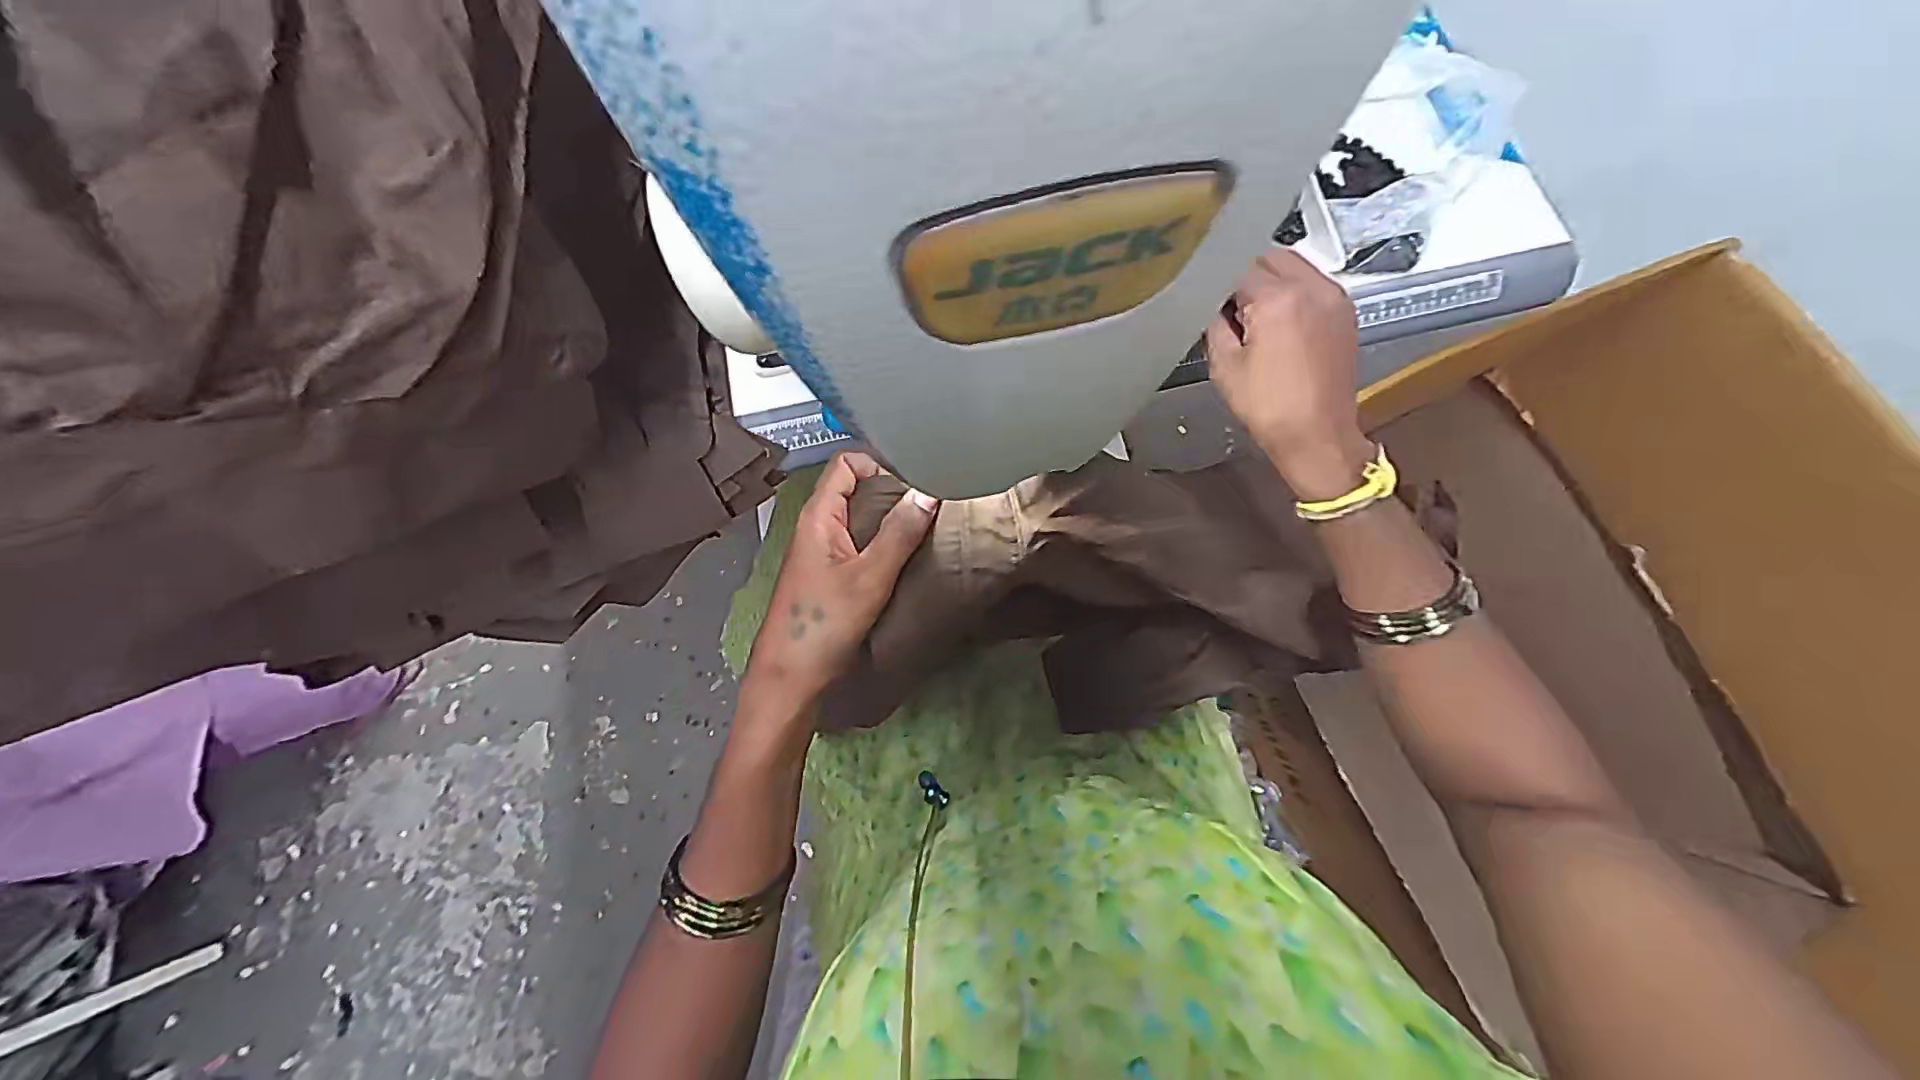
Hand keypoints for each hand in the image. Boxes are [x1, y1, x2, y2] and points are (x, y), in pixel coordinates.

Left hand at [740, 452, 937, 727]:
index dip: (880, 462)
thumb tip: (928, 493)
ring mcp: (823, 551)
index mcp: (819, 516)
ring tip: (925, 529)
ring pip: (861, 518)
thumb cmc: (824, 625)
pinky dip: (884, 543)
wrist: (791, 678)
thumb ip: (899, 533)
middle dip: (893, 491)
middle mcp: (818, 527)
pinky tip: (907, 558)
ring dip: (891, 519)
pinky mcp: (831, 574)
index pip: (847, 463)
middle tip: (929, 505)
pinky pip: (861, 543)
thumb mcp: (869, 577)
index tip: (916, 479)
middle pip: (856, 488)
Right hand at [1205, 249, 1374, 499]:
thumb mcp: (1225, 366)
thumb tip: (1214, 306)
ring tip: (1254, 316)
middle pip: (1270, 257)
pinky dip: (1292, 292)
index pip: (1239, 268)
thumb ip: (1216, 324)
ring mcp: (1334, 298)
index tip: (1208, 304)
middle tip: (1229, 307)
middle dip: (1246, 275)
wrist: (1317, 434)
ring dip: (1270, 280)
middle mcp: (1313, 288)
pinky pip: (1312, 284)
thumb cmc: (1270, 407)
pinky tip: (1277, 322)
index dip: (1218, 286)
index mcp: (1280, 299)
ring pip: (1294, 265)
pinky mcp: (1345, 312)